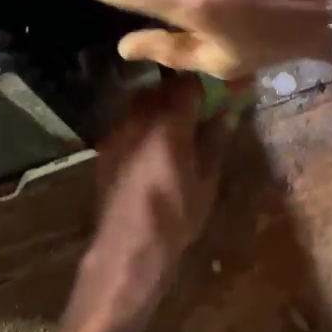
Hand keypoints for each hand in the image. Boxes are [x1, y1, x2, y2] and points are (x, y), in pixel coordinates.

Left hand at [90, 77, 228, 273]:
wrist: (127, 247)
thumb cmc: (175, 217)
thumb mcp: (205, 182)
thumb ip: (214, 141)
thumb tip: (227, 113)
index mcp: (169, 123)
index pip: (188, 85)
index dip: (205, 84)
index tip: (219, 90)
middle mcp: (140, 118)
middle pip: (161, 88)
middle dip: (180, 93)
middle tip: (198, 108)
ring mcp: (118, 130)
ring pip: (140, 102)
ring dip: (158, 106)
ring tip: (174, 126)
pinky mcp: (105, 146)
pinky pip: (126, 122)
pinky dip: (141, 124)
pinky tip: (150, 146)